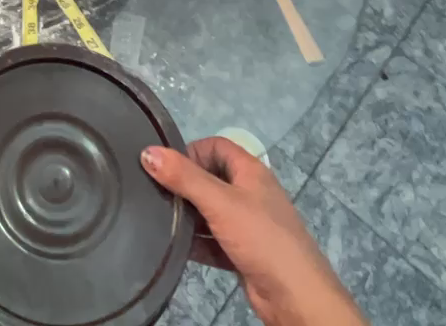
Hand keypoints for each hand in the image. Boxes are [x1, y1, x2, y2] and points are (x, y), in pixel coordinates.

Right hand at [142, 138, 366, 325]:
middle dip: (184, 185)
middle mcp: (249, 193)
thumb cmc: (261, 238)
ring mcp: (247, 225)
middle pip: (210, 178)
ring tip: (160, 220)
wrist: (297, 299)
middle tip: (156, 195)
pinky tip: (174, 248)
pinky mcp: (242, 253)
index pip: (215, 146)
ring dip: (188, 216)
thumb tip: (147, 151)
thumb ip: (183, 177)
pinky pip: (213, 240)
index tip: (166, 168)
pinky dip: (196, 242)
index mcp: (250, 171)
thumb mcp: (219, 202)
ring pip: (210, 211)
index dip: (191, 151)